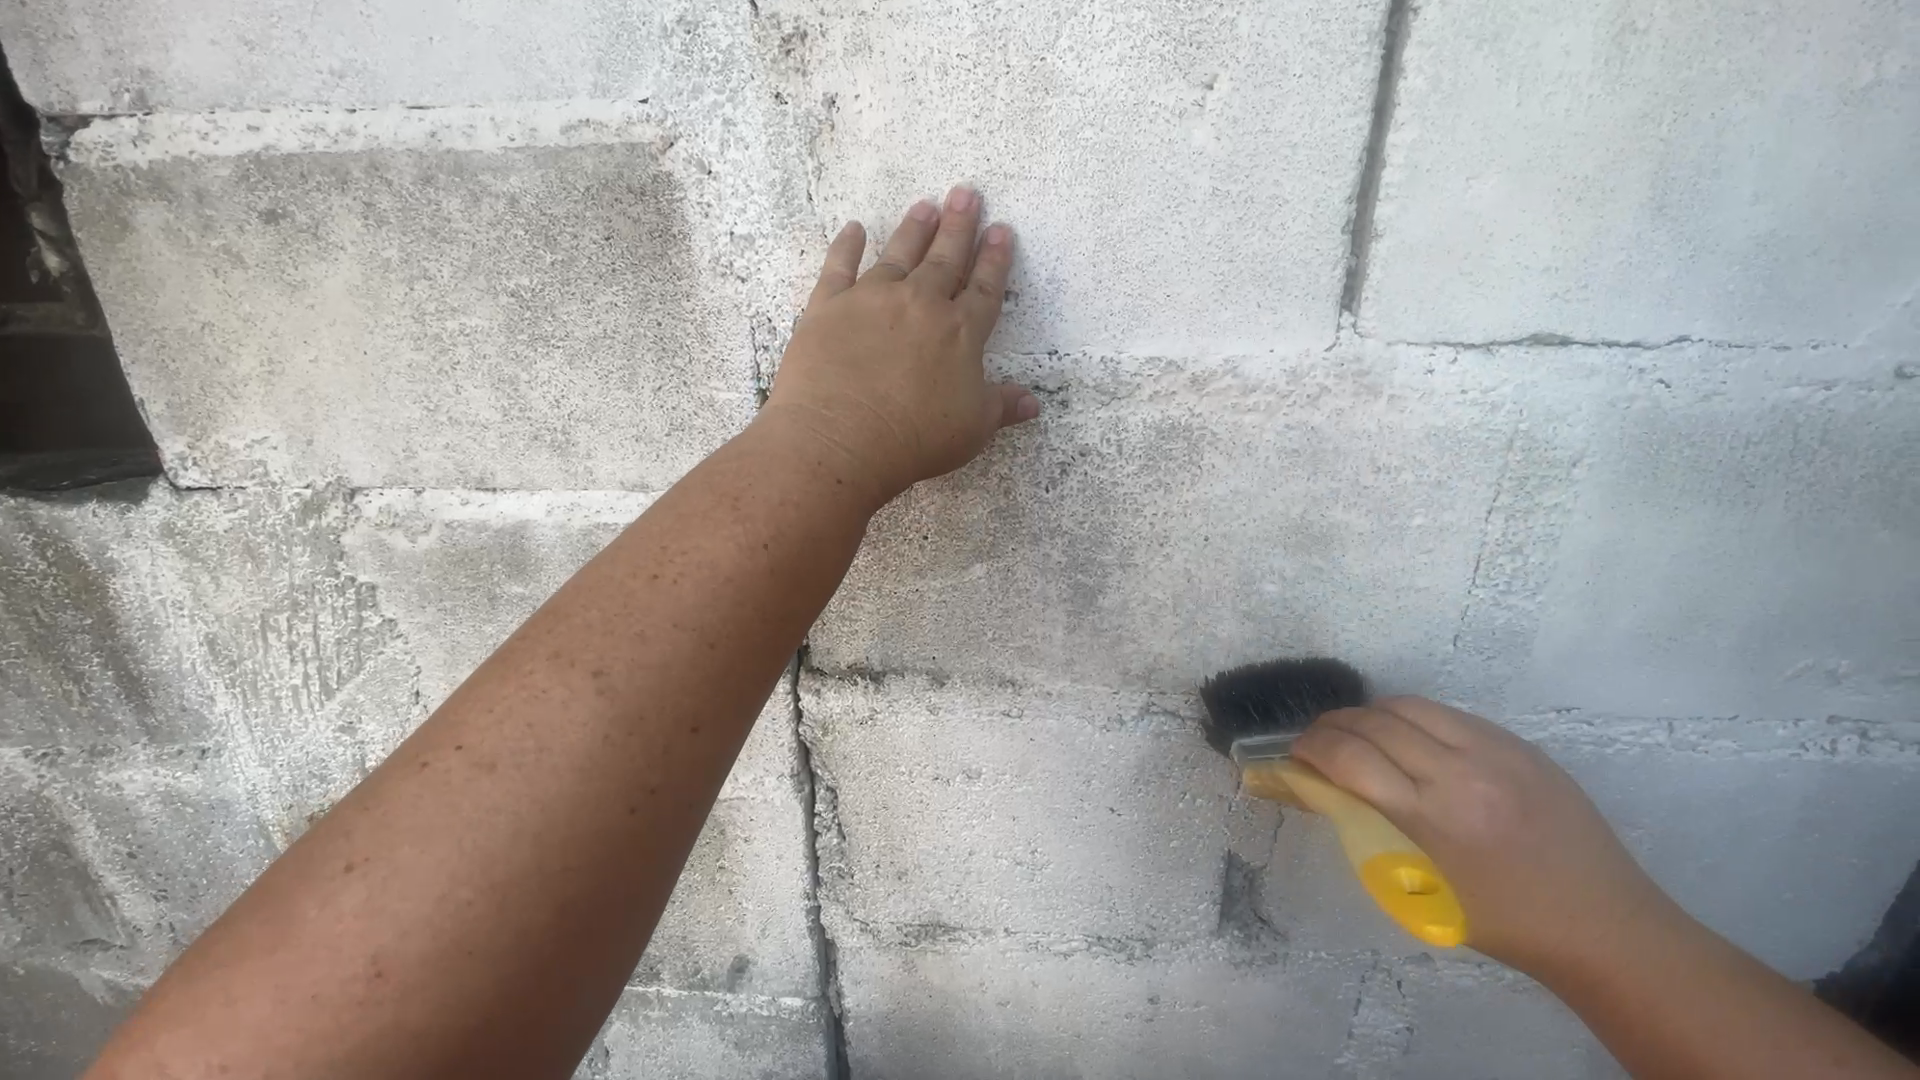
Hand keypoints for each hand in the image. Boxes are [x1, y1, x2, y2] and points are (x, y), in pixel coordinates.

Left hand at [760, 186, 1038, 504]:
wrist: (841, 438)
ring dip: (914, 229)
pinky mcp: (828, 306)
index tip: (1001, 231)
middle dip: (959, 226)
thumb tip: (1033, 402)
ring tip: (925, 204)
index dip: (995, 260)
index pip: (985, 289)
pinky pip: (838, 267)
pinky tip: (853, 229)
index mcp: (960, 333)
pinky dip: (846, 246)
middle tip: (967, 192)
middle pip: (945, 259)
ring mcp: (872, 300)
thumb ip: (1001, 408)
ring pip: (898, 254)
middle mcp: (920, 305)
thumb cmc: (915, 440)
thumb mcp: (971, 429)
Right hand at [1292, 697, 1676, 977]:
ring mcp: (1496, 751)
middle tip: (1316, 742)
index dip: (1311, 747)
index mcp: (1433, 819)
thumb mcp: (1418, 887)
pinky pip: (1447, 713)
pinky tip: (1407, 739)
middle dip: (1331, 726)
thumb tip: (1313, 787)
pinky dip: (1411, 719)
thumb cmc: (1499, 921)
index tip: (1296, 755)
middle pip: (1372, 722)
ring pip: (1407, 705)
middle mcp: (1462, 773)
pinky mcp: (1519, 744)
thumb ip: (1363, 828)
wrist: (1605, 926)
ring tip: (1357, 735)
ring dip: (1369, 715)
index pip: (1349, 758)